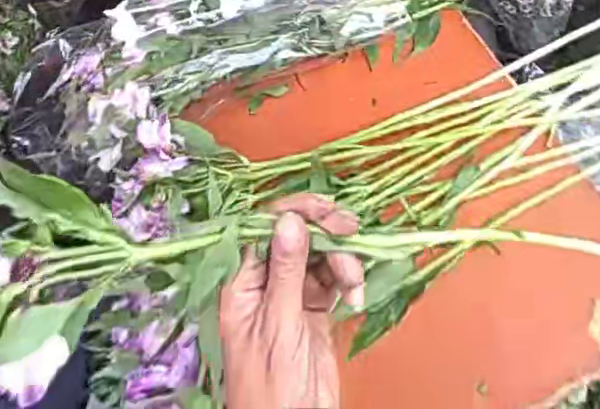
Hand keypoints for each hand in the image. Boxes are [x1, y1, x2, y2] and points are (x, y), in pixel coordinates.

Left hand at [219, 194, 363, 408]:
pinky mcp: (315, 309)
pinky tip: (356, 293)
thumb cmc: (272, 391)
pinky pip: (332, 278)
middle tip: (350, 228)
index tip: (321, 208)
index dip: (291, 211)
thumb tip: (290, 219)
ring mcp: (291, 294)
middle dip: (323, 229)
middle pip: (294, 236)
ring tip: (354, 279)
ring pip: (318, 254)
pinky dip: (347, 279)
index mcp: (242, 281)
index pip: (262, 228)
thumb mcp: (278, 326)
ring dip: (341, 258)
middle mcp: (265, 281)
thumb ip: (286, 271)